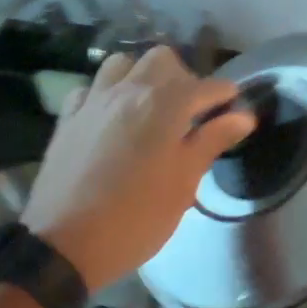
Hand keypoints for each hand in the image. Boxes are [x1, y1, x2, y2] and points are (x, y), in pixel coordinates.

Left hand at [22, 46, 254, 291]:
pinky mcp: (68, 119)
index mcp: (165, 105)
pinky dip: (107, 95)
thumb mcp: (184, 183)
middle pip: (163, 60)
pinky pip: (92, 89)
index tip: (233, 114)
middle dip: (183, 78)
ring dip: (142, 77)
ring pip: (123, 64)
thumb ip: (212, 141)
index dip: (226, 98)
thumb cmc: (136, 218)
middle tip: (190, 112)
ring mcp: (94, 102)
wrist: (63, 247)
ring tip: (150, 109)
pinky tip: (112, 119)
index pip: (208, 86)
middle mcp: (129, 91)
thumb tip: (243, 116)